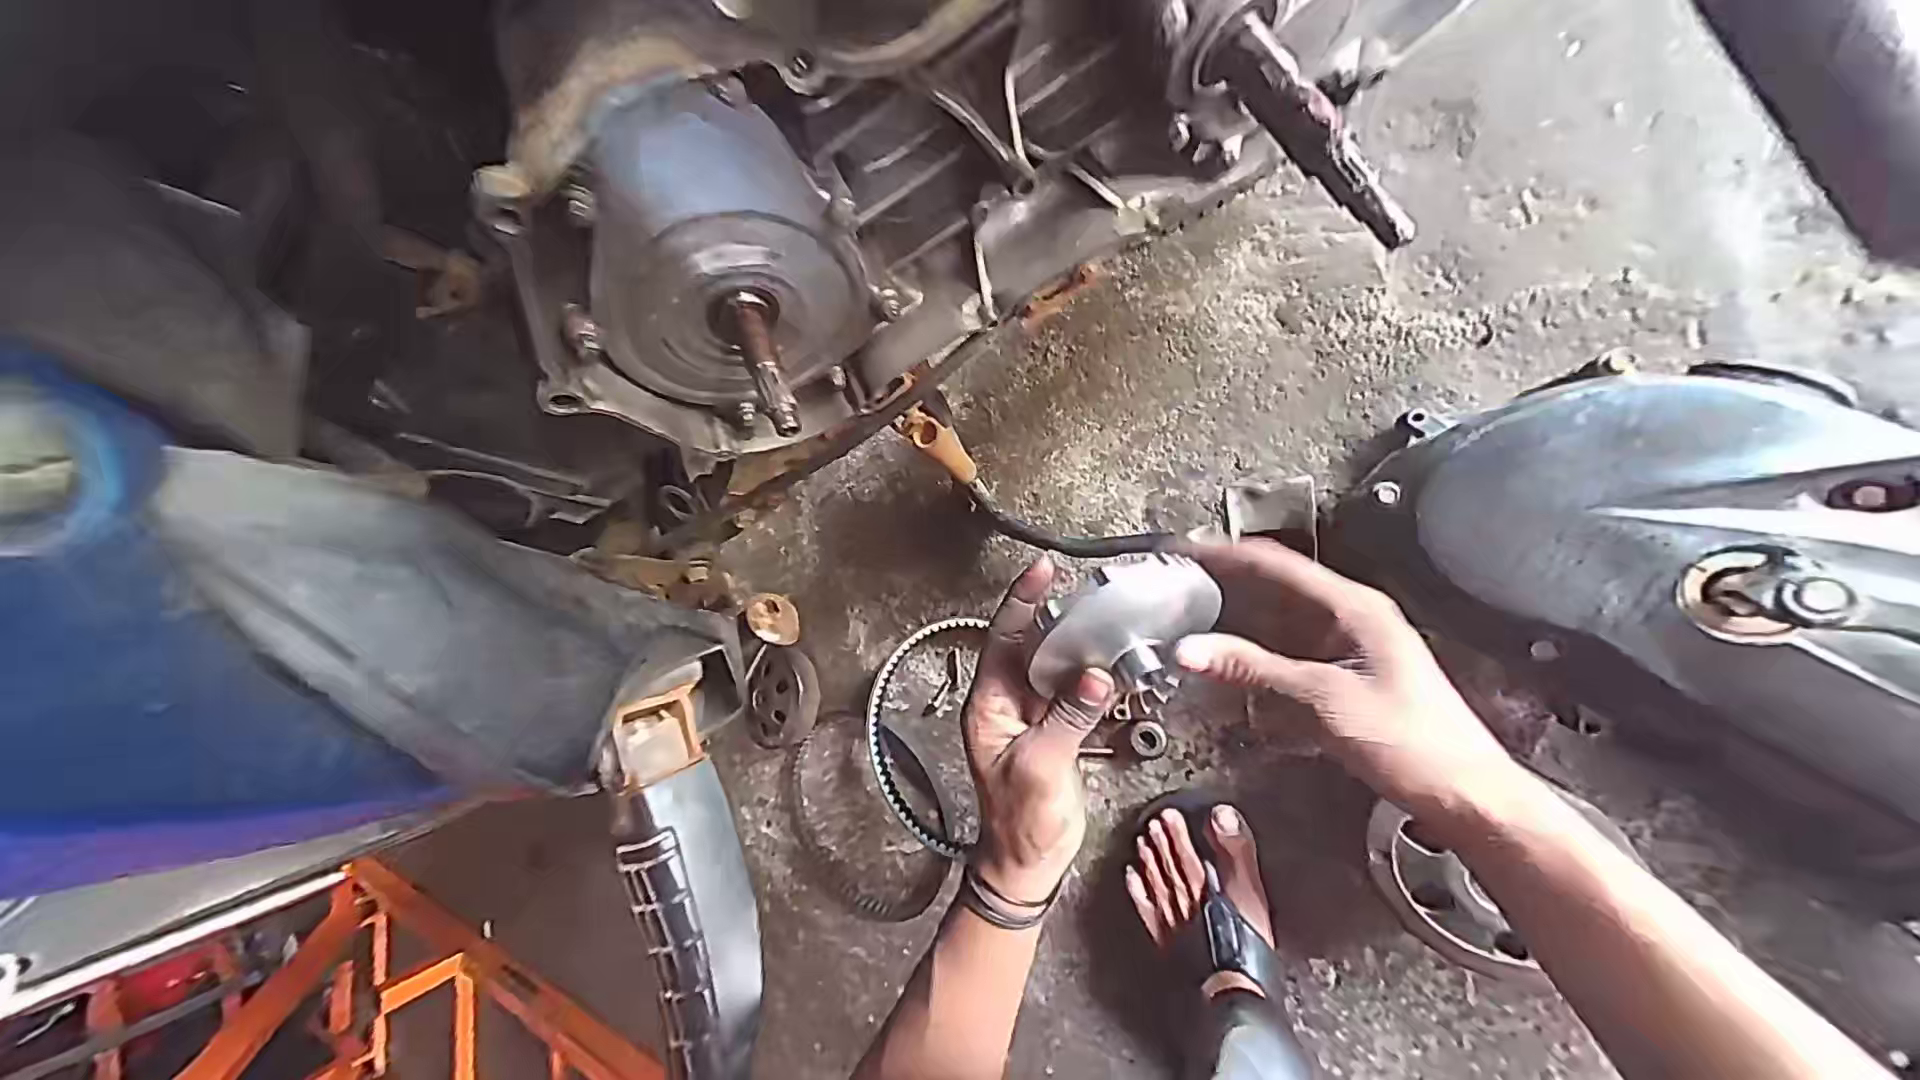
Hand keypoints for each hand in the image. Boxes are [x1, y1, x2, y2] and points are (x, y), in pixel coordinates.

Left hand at [964, 557, 1115, 902]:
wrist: (1026, 864)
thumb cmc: (1020, 824)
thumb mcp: (1042, 766)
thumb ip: (1067, 718)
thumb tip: (1093, 677)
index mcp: (988, 704)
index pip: (1002, 637)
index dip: (1021, 601)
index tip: (1041, 571)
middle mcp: (1004, 702)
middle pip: (1027, 645)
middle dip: (1052, 617)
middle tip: (1081, 593)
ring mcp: (1028, 714)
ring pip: (1050, 666)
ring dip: (1074, 646)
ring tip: (1100, 624)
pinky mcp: (1051, 728)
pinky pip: (1068, 691)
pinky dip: (1088, 678)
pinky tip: (1108, 670)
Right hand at [1172, 539, 1526, 825]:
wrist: (1467, 797)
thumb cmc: (1414, 742)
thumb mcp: (1322, 697)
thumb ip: (1251, 668)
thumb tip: (1192, 649)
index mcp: (1353, 608)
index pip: (1277, 564)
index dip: (1227, 553)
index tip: (1188, 550)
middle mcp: (1348, 620)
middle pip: (1272, 591)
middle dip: (1225, 590)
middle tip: (1180, 592)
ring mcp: (1343, 649)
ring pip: (1275, 626)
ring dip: (1235, 629)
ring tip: (1193, 629)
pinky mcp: (1338, 679)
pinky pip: (1283, 657)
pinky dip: (1252, 659)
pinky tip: (1228, 670)